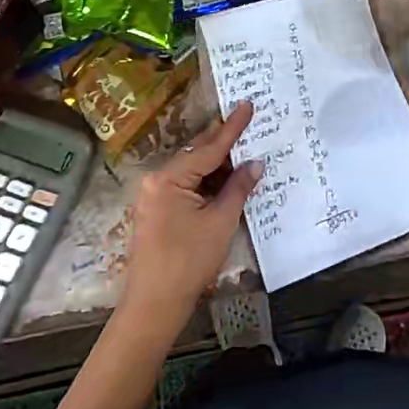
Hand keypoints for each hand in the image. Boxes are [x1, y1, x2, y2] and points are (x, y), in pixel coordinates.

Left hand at [120, 102, 263, 328]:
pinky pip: (184, 188)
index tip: (246, 104)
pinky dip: (205, 186)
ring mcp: (153, 196)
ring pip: (191, 174)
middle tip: (251, 131)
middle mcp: (156, 180)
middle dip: (224, 148)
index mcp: (168, 178)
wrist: (155, 303)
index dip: (232, 128)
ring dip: (217, 170)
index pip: (207, 148)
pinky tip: (225, 186)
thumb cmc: (189, 261)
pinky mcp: (156, 212)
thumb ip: (238, 189)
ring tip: (245, 160)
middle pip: (196, 158)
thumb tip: (255, 163)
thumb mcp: (220, 222)